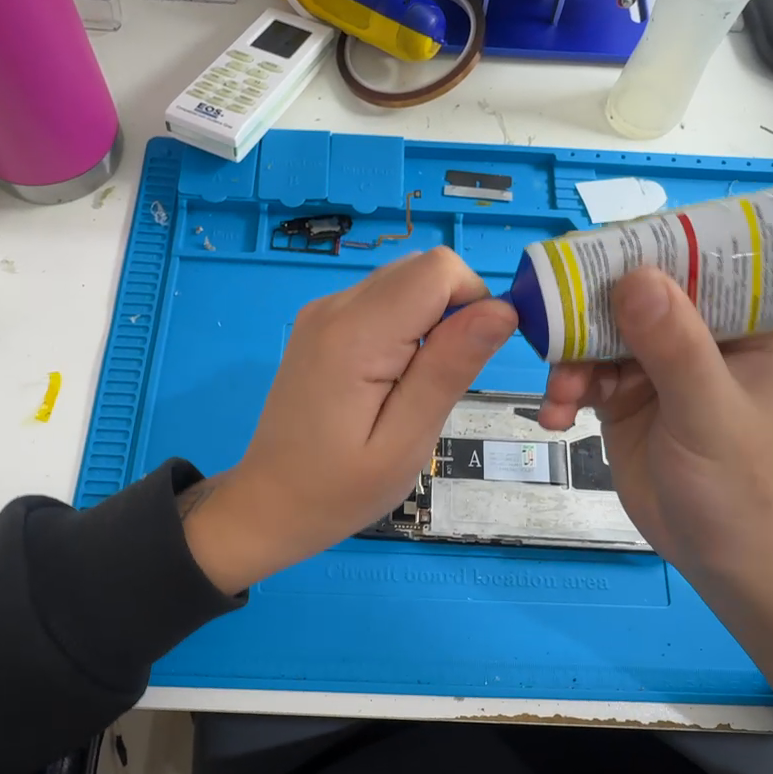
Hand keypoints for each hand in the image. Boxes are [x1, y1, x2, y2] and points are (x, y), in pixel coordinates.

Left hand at [184, 248, 517, 592]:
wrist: (269, 504)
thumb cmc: (339, 490)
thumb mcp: (406, 443)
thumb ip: (449, 369)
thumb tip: (502, 309)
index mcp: (356, 334)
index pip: (439, 270)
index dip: (473, 304)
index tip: (470, 362)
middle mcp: (335, 306)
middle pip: (424, 268)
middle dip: (455, 313)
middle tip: (442, 383)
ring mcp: (323, 311)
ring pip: (406, 281)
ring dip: (430, 321)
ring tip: (416, 387)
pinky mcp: (321, 323)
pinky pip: (383, 300)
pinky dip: (406, 327)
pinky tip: (393, 379)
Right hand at [536, 267, 772, 582]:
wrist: (719, 557)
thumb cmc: (737, 485)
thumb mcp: (708, 413)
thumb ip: (674, 346)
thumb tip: (633, 277)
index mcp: (743, 324)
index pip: (699, 263)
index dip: (649, 250)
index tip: (596, 251)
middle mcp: (698, 334)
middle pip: (636, 294)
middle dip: (590, 310)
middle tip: (550, 318)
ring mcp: (656, 364)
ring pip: (600, 334)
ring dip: (571, 360)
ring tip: (561, 396)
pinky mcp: (623, 395)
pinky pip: (584, 374)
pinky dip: (564, 391)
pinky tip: (555, 419)